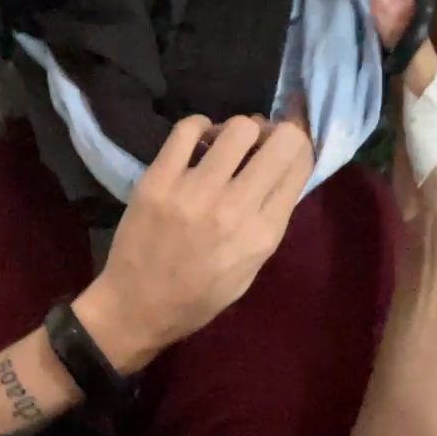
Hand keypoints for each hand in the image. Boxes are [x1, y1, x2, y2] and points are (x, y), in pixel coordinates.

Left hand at [73, 116, 315, 370]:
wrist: (137, 308)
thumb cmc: (197, 297)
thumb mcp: (249, 269)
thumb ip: (269, 221)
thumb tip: (280, 171)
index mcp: (263, 234)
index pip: (299, 165)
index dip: (297, 149)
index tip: (283, 148)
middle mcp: (234, 208)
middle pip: (280, 140)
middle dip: (274, 135)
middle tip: (257, 144)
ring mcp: (193, 192)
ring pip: (237, 128)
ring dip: (237, 130)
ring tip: (224, 145)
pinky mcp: (157, 181)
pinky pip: (187, 128)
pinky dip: (199, 127)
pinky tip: (197, 141)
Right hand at [372, 0, 436, 295]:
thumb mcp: (436, 98)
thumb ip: (408, 43)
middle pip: (435, 10)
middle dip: (398, 2)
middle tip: (351, 7)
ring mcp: (436, 84)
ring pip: (411, 40)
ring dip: (382, 32)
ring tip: (342, 29)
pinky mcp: (411, 108)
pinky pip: (394, 69)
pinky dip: (374, 60)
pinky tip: (347, 59)